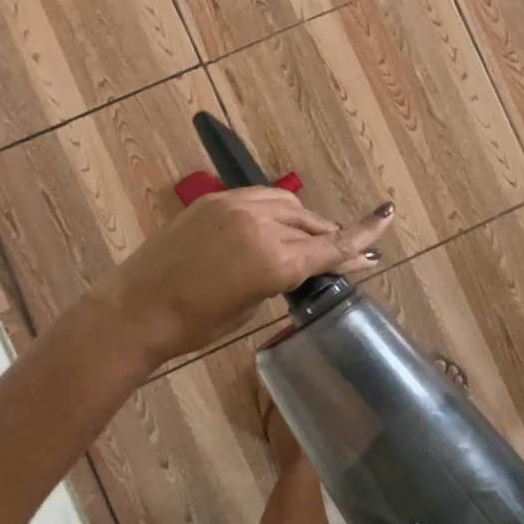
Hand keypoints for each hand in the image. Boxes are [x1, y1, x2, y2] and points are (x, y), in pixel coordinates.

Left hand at [87, 188, 394, 368]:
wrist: (137, 308)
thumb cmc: (195, 325)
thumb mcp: (251, 306)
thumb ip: (283, 277)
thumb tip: (301, 265)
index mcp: (276, 261)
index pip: (332, 246)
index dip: (363, 237)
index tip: (386, 220)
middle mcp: (262, 225)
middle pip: (313, 224)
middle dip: (331, 236)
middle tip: (344, 249)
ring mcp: (237, 206)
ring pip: (289, 206)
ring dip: (304, 221)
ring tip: (308, 238)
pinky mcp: (216, 200)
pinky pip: (260, 198)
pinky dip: (276, 211)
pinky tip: (276, 224)